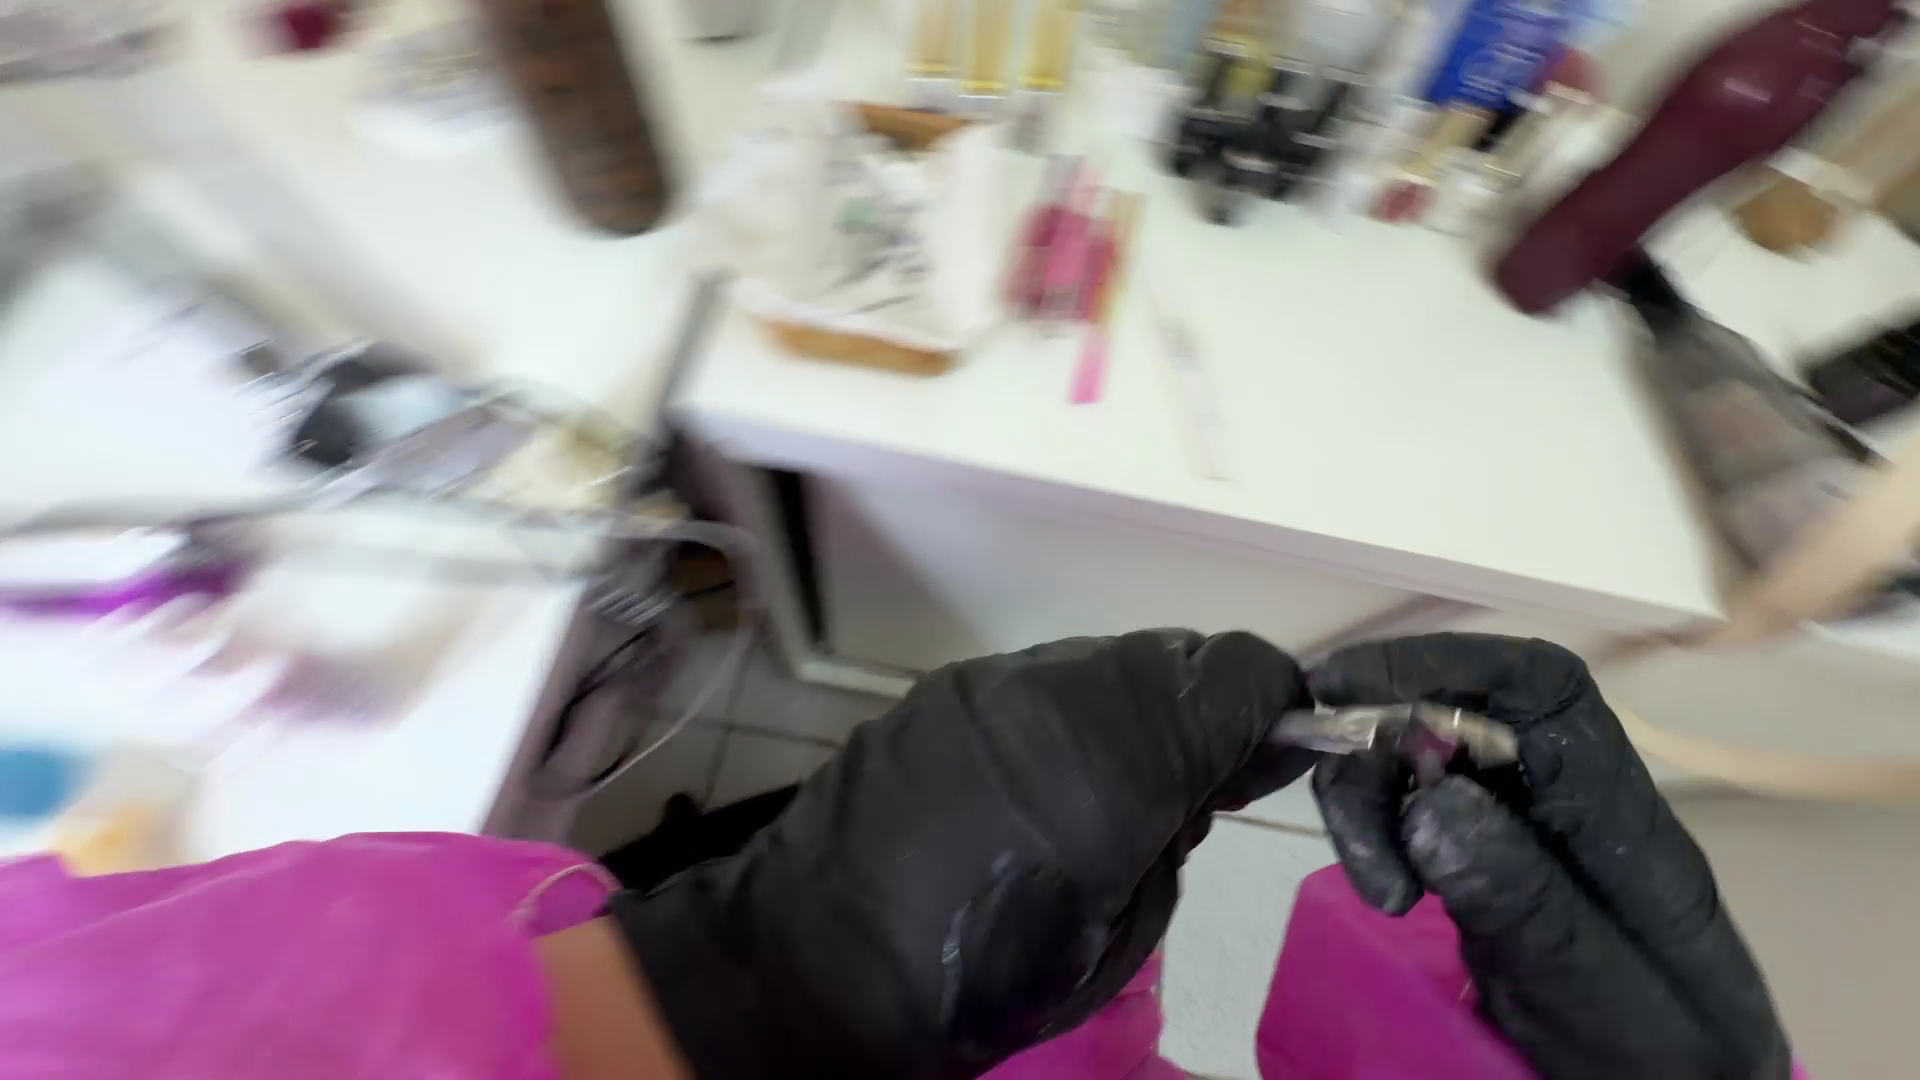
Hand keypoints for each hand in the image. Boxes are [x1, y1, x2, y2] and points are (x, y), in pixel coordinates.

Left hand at [612, 631, 1313, 1078]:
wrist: (815, 955)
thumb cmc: (983, 971)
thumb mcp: (1118, 925)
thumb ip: (1177, 824)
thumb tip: (1214, 767)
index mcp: (1117, 758)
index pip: (1235, 674)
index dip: (1273, 702)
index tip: (1275, 741)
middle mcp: (1057, 690)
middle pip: (1170, 655)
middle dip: (1202, 699)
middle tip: (1193, 766)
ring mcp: (992, 678)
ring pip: (1101, 659)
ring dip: (1131, 700)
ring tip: (1111, 768)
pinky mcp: (945, 684)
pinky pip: (1036, 675)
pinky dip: (1067, 705)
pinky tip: (1040, 762)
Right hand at [1309, 634, 1791, 1079]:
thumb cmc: (1655, 1051)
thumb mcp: (1600, 994)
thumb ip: (1522, 899)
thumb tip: (1429, 800)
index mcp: (1610, 799)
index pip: (1532, 680)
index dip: (1435, 661)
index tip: (1344, 686)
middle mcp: (1548, 779)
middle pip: (1440, 709)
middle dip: (1374, 754)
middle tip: (1358, 838)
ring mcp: (1499, 802)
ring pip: (1400, 747)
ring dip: (1362, 797)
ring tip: (1381, 888)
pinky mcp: (1459, 829)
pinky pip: (1390, 791)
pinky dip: (1364, 822)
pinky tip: (1385, 883)